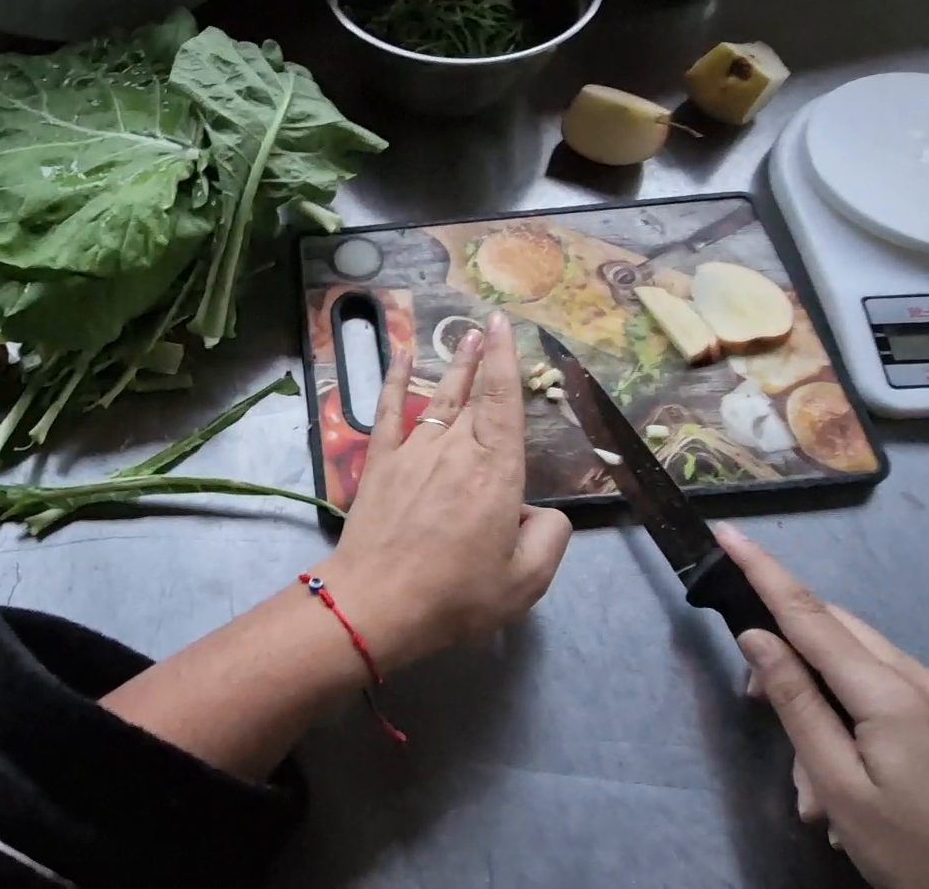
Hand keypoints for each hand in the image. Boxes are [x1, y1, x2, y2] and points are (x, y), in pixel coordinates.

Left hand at [314, 312, 572, 670]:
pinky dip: (393, 380)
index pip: (504, 401)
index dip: (505, 359)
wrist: (378, 602)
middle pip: (474, 394)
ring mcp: (413, 451)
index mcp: (496, 470)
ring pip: (438, 397)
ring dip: (454, 366)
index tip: (504, 326)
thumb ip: (549, 538)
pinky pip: (389, 411)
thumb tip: (542, 512)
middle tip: (488, 327)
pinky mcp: (380, 462)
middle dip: (484, 357)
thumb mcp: (525, 581)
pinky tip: (399, 357)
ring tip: (465, 337)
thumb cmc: (455, 595)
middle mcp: (455, 449)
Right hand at [719, 526, 928, 888]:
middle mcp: (921, 681)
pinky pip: (886, 694)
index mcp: (889, 693)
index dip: (762, 570)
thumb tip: (756, 636)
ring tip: (813, 786)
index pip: (808, 612)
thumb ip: (797, 704)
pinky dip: (850, 716)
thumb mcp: (842, 787)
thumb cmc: (924, 856)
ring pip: (857, 666)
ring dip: (818, 698)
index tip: (726, 533)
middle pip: (834, 630)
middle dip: (784, 649)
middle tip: (751, 700)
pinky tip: (847, 778)